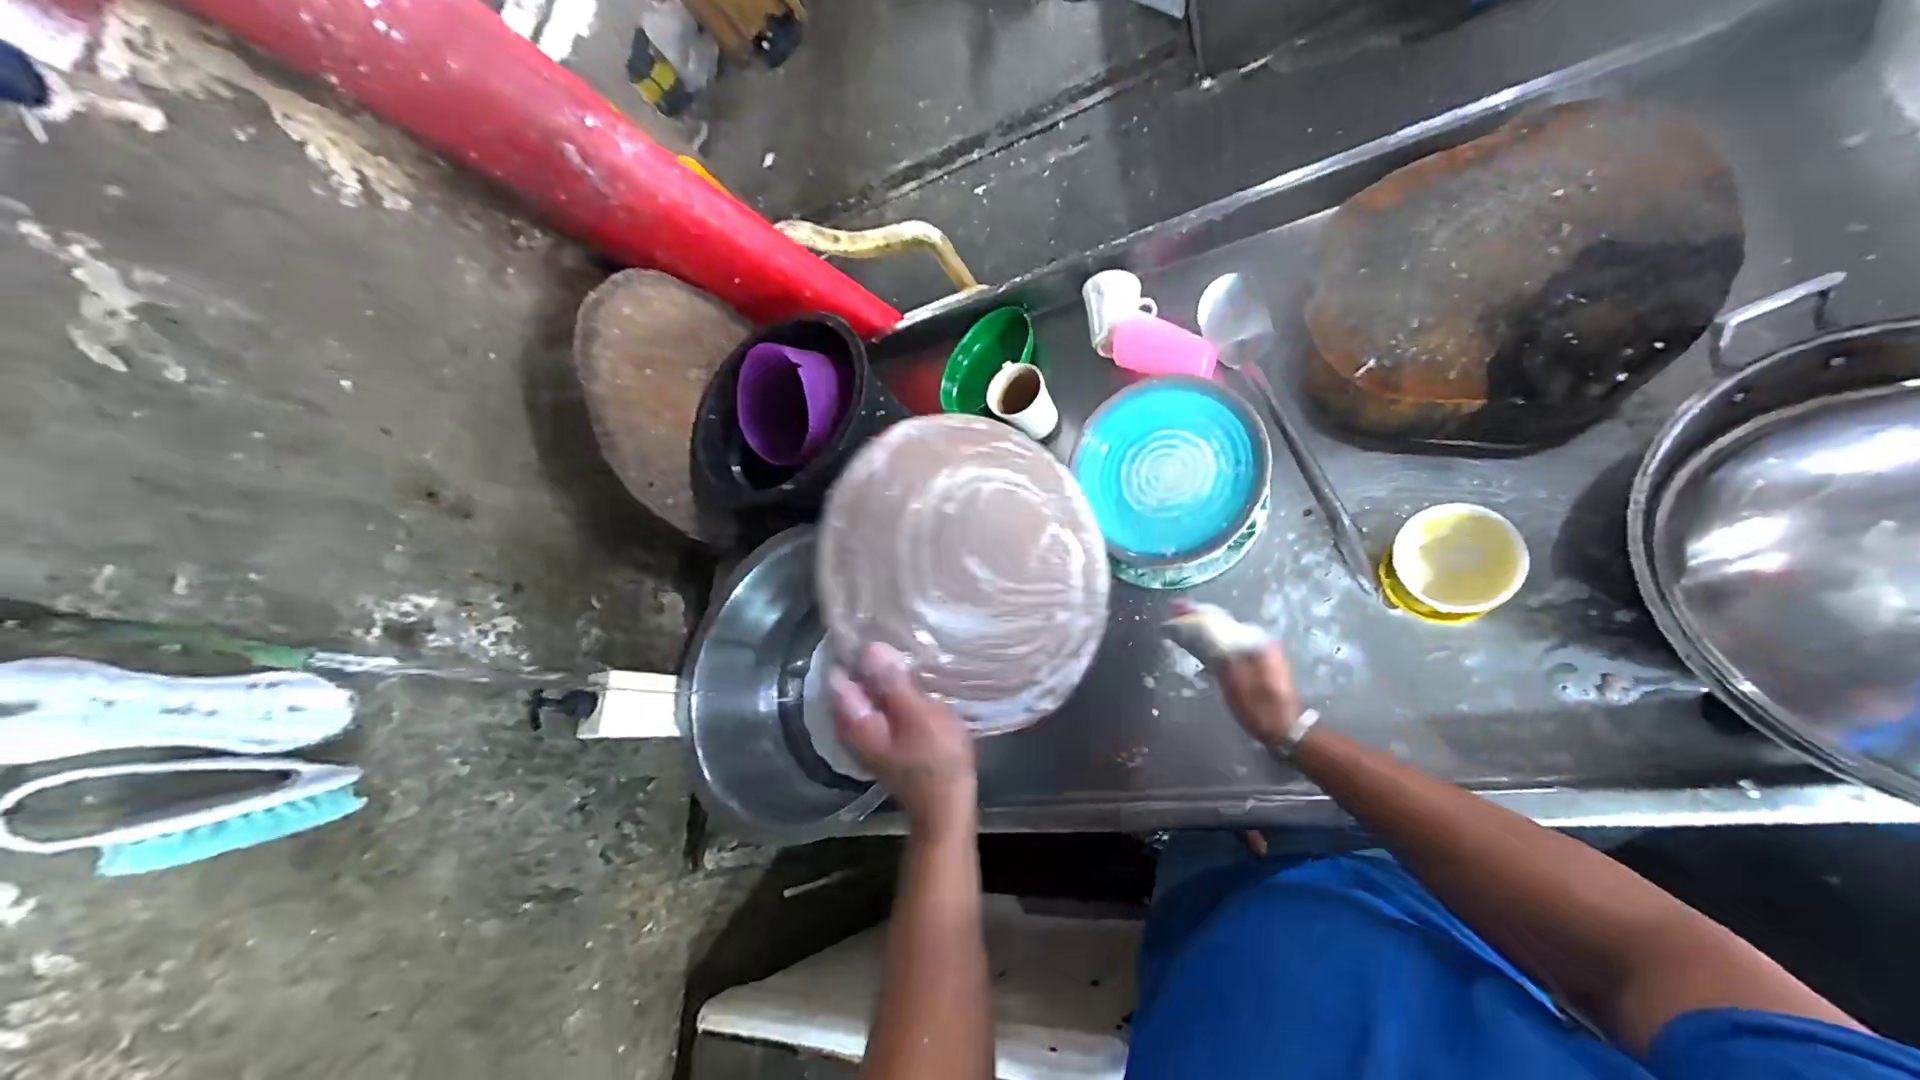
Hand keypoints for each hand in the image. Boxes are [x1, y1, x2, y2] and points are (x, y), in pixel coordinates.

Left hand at [830, 643, 977, 836]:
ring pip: (868, 695)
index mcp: (854, 720)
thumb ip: (891, 682)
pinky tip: (912, 682)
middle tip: (895, 638)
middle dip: (870, 662)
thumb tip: (869, 647)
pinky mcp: (885, 740)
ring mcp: (868, 736)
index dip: (855, 651)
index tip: (875, 629)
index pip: (840, 675)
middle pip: (852, 683)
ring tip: (906, 654)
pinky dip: (892, 693)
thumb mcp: (917, 714)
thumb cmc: (935, 759)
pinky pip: (881, 706)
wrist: (948, 807)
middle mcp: (852, 728)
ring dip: (884, 677)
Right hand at [1163, 601, 1315, 751]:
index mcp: (1254, 641)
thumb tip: (1198, 628)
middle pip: (1222, 625)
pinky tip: (1200, 647)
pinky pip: (1230, 647)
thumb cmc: (1258, 706)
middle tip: (1175, 613)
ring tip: (1181, 627)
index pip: (1218, 620)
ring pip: (1225, 636)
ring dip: (1203, 632)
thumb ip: (1217, 652)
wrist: (1286, 729)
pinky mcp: (1257, 664)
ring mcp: (1260, 652)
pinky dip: (1213, 645)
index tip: (1176, 607)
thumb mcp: (1234, 680)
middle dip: (1197, 620)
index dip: (1194, 614)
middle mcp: (1258, 641)